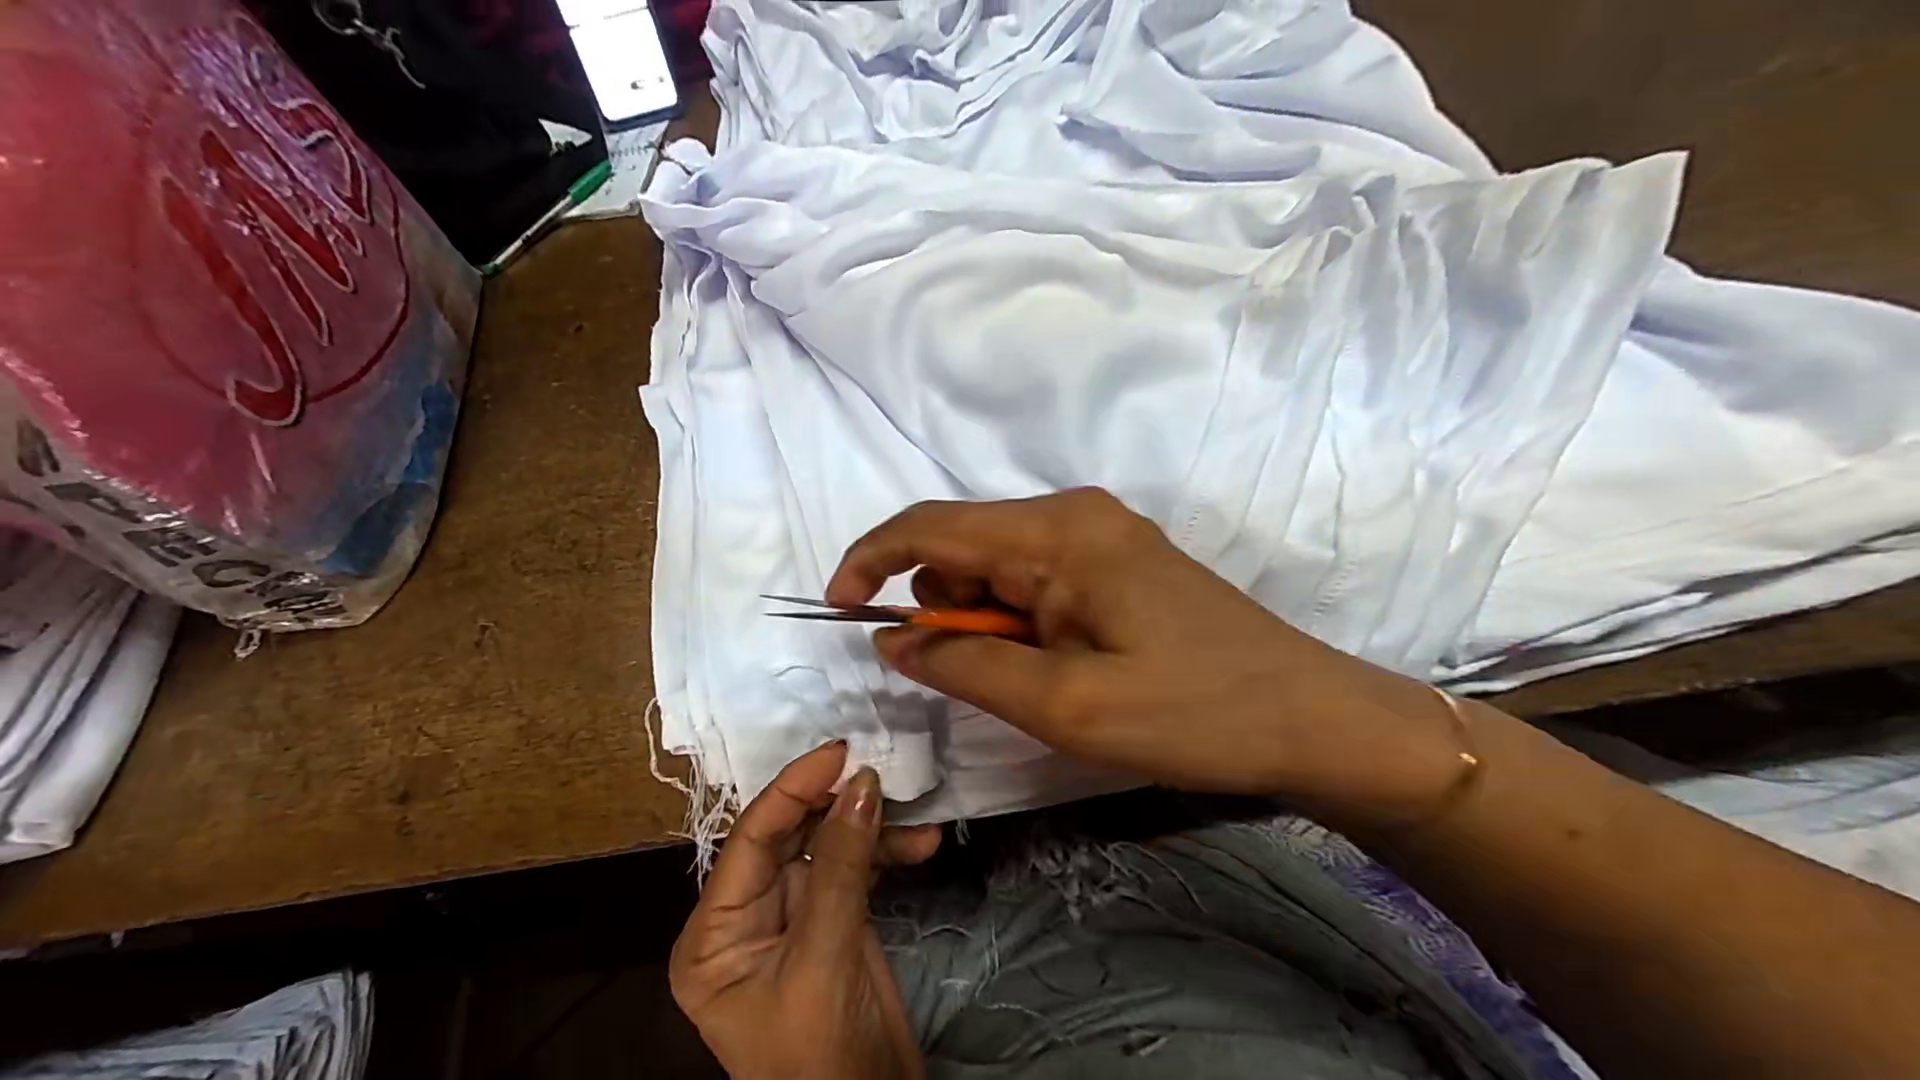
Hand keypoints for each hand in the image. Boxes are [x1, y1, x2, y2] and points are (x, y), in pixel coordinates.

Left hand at [670, 743, 940, 1079]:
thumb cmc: (820, 1056)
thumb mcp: (824, 958)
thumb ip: (840, 865)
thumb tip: (861, 782)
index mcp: (715, 932)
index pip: (750, 838)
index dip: (793, 788)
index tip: (839, 751)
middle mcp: (748, 915)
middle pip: (792, 835)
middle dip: (838, 804)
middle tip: (883, 772)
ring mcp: (795, 916)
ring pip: (830, 845)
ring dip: (874, 828)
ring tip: (915, 813)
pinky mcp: (836, 921)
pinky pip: (857, 868)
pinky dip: (889, 853)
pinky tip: (924, 843)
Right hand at [826, 488, 1472, 823]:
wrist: (1312, 717)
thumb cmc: (1194, 712)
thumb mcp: (1066, 705)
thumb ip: (967, 667)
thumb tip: (894, 640)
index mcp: (1059, 533)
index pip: (932, 526)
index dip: (872, 560)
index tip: (838, 608)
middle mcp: (1073, 514)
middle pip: (963, 545)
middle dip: (942, 609)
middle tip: (980, 678)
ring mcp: (1097, 534)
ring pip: (995, 565)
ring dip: (983, 621)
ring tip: (1036, 678)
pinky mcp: (1113, 561)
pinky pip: (1033, 579)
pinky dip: (1017, 621)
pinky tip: (1056, 662)